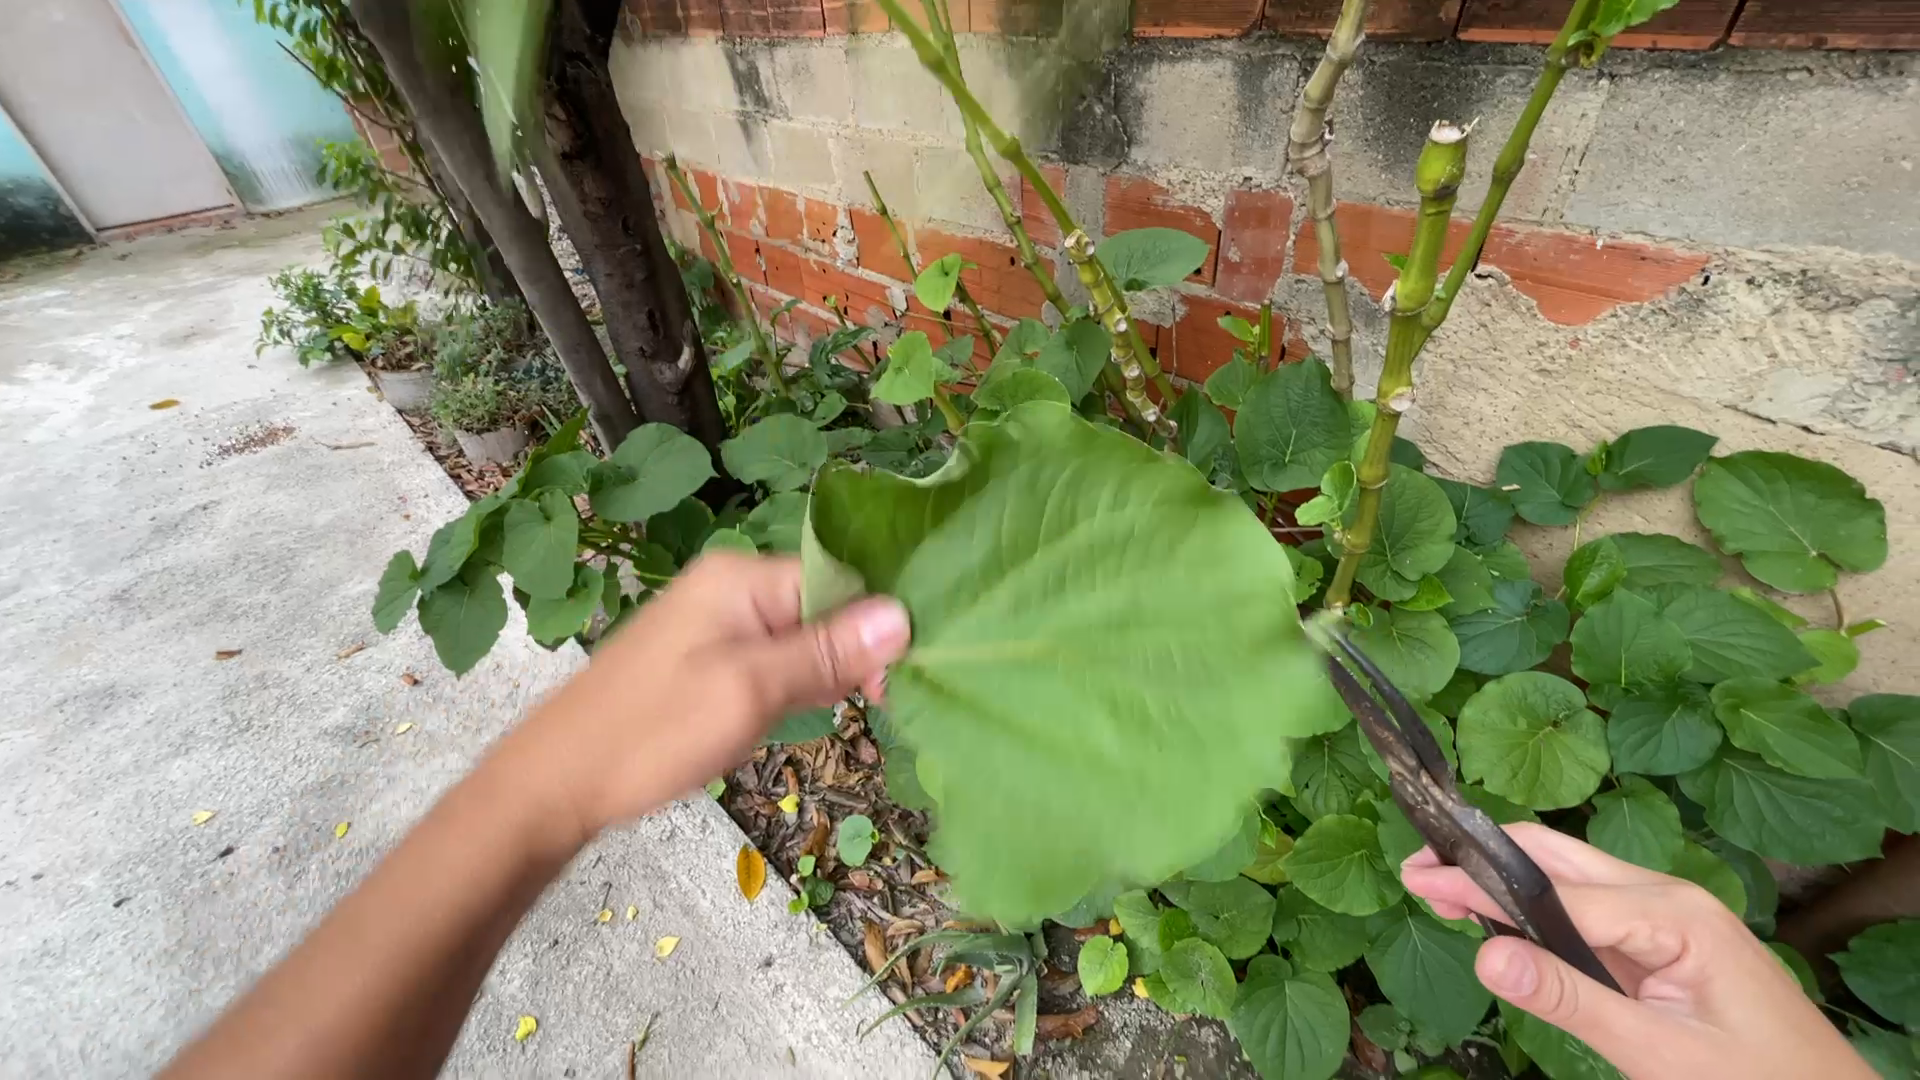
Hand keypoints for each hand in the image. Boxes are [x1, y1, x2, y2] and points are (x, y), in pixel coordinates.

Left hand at [493, 552, 909, 846]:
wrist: (554, 784)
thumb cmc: (652, 733)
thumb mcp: (749, 690)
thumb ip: (825, 651)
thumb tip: (903, 615)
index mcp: (742, 577)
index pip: (837, 580)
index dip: (873, 625)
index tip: (892, 681)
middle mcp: (733, 586)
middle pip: (823, 605)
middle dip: (850, 652)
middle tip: (865, 706)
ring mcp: (719, 620)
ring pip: (802, 635)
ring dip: (823, 671)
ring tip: (828, 712)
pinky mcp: (711, 654)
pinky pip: (775, 656)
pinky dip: (794, 682)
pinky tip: (796, 711)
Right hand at [1401, 823, 1873, 1079]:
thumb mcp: (1663, 1056)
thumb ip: (1570, 1000)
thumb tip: (1483, 955)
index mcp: (1673, 912)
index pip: (1551, 889)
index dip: (1478, 884)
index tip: (1415, 880)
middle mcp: (1663, 895)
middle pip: (1551, 855)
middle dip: (1479, 857)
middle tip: (1416, 870)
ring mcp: (1659, 914)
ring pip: (1559, 873)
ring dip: (1496, 877)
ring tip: (1436, 885)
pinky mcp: (1651, 939)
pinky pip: (1575, 907)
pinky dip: (1525, 905)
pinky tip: (1491, 913)